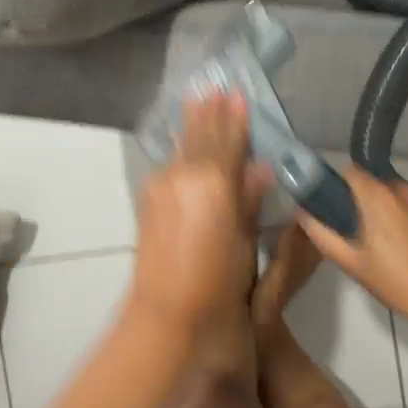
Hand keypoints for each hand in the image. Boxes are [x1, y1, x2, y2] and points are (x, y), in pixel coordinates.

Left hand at [130, 93, 267, 326]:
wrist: (168, 321)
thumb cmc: (218, 286)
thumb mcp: (243, 242)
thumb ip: (248, 199)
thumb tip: (258, 166)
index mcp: (212, 180)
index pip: (227, 139)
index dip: (234, 116)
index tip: (237, 92)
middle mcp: (183, 174)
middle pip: (199, 136)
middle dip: (208, 112)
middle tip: (214, 85)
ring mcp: (161, 187)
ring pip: (181, 147)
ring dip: (191, 125)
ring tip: (198, 100)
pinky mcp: (148, 203)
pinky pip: (169, 164)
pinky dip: (180, 149)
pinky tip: (184, 144)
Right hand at [296, 167, 407, 334]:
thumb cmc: (399, 283)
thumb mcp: (352, 264)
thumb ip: (322, 234)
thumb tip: (302, 213)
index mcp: (376, 196)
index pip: (351, 170)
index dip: (339, 184)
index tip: (335, 207)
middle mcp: (402, 190)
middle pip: (374, 183)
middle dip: (363, 201)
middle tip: (357, 233)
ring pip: (397, 197)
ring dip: (387, 211)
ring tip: (386, 245)